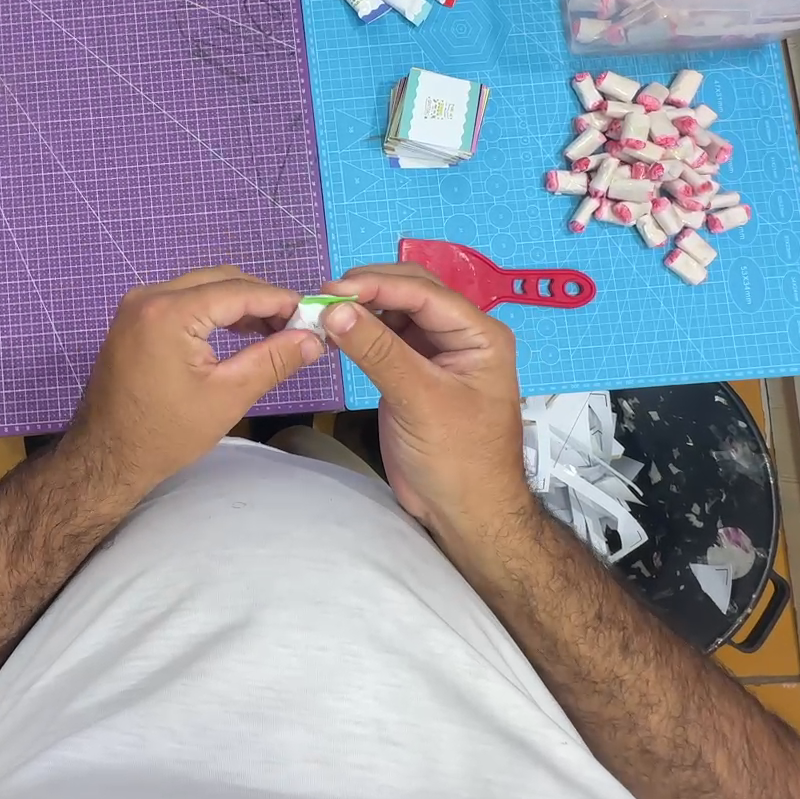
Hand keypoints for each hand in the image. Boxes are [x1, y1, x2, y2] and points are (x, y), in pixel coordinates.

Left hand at [70, 266, 323, 491]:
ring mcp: (137, 304)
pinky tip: (239, 331)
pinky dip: (212, 310)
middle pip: (219, 281)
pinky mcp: (134, 317)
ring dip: (238, 304)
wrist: (105, 457)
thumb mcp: (227, 396)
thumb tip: (314, 339)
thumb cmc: (166, 433)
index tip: (313, 313)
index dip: (279, 300)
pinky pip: (182, 300)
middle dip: (261, 300)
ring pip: (201, 287)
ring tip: (275, 330)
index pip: (237, 291)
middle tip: (297, 325)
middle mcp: (149, 295)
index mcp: (169, 312)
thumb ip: (272, 360)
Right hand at [319, 263, 527, 539]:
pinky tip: (332, 333)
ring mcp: (434, 351)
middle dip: (366, 290)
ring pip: (392, 312)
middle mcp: (458, 335)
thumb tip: (334, 309)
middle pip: (409, 293)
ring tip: (321, 313)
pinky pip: (382, 337)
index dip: (377, 285)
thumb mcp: (418, 400)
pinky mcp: (411, 369)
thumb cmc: (458, 459)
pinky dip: (357, 331)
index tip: (330, 290)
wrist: (463, 513)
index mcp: (479, 334)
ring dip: (358, 309)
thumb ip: (377, 350)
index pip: (424, 293)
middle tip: (321, 299)